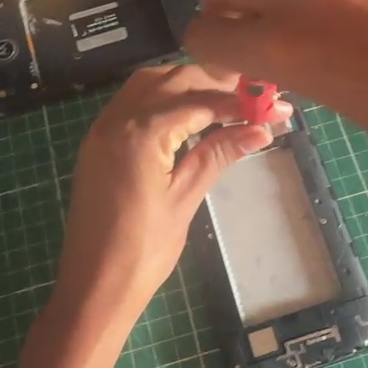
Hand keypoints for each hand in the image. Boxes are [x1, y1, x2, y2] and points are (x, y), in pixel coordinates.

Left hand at [56, 65, 291, 326]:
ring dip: (187, 83)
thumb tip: (261, 129)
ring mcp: (103, 127)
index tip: (274, 105)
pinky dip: (163, 96)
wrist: (93, 286)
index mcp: (142, 132)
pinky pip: (132, 101)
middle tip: (255, 94)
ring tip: (226, 97)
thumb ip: (218, 154)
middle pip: (174, 81)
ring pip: (150, 84)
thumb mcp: (185, 198)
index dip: (239, 101)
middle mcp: (118, 118)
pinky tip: (188, 111)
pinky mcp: (98, 140)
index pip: (200, 101)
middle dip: (215, 82)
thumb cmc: (143, 251)